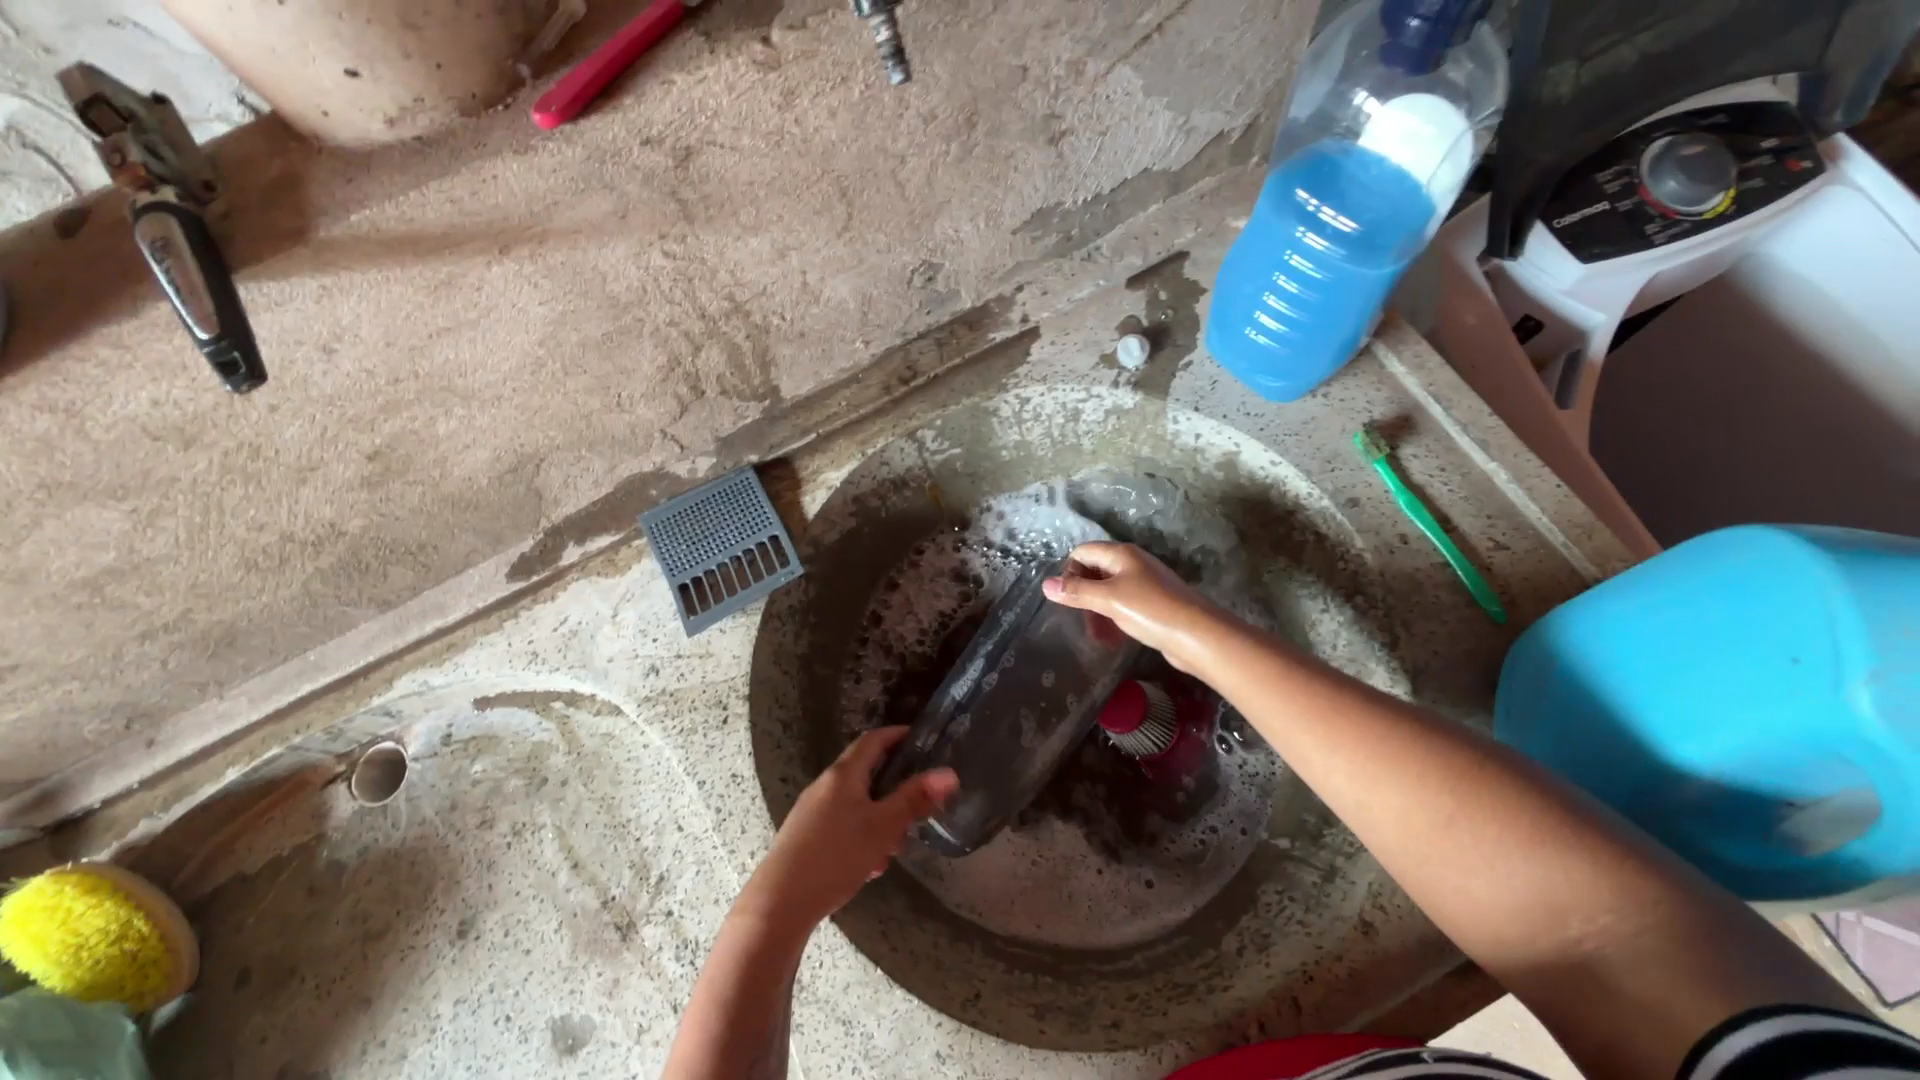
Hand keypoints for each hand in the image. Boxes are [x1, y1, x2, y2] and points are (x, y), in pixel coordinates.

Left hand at [738, 726, 958, 930]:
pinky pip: (842, 826)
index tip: (920, 739)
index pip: (872, 740)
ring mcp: (812, 812)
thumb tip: (949, 773)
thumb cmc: (836, 855)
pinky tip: (868, 867)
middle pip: (865, 774)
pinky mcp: (805, 837)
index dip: (896, 735)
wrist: (780, 901)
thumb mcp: (883, 827)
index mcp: (843, 775)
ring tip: (893, 848)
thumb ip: (914, 799)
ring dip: (880, 820)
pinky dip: (862, 837)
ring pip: (856, 805)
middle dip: (894, 789)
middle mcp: (824, 786)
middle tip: (917, 806)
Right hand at [1042, 542, 1230, 673]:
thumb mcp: (1108, 600)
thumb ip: (1077, 591)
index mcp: (1121, 554)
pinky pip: (1123, 604)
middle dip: (1082, 594)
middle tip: (1079, 619)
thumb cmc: (1151, 610)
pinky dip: (1113, 618)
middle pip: (1094, 570)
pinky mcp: (1153, 602)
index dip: (1069, 572)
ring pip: (1108, 590)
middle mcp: (1132, 563)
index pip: (1082, 552)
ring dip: (1097, 610)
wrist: (1198, 634)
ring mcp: (1144, 582)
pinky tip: (1114, 636)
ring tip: (1097, 635)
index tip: (1067, 598)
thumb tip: (1045, 584)